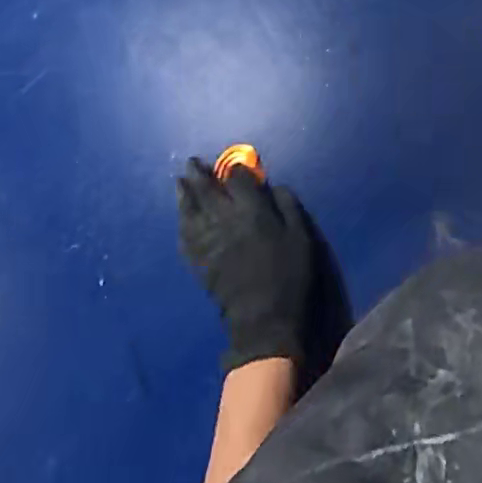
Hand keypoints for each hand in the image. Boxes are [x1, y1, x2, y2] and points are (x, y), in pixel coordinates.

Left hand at [176, 159, 314, 371]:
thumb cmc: (288, 277)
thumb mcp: (301, 239)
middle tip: (192, 163)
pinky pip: (184, 231)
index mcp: (251, 210)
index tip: (231, 168)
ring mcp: (206, 236)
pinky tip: (181, 213)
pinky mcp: (197, 256)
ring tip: (180, 181)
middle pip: (206, 187)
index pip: (237, 179)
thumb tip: (274, 185)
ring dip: (184, 191)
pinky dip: (181, 218)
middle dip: (198, 172)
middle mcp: (224, 217)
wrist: (263, 319)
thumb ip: (288, 207)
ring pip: (189, 206)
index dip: (234, 170)